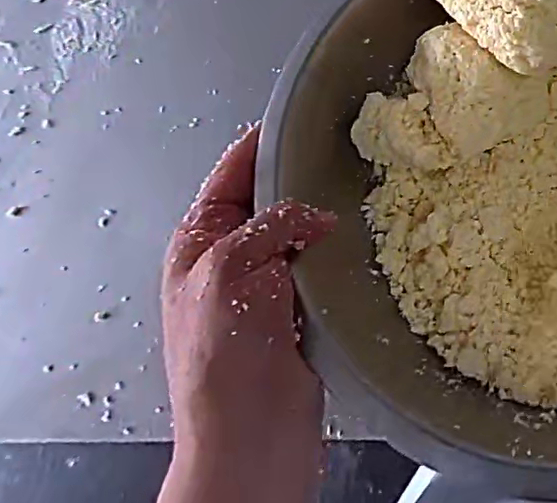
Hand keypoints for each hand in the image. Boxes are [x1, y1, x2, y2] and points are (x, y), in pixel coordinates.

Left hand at [160, 125, 336, 502]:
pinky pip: (317, 257)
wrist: (252, 441)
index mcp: (201, 239)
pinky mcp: (296, 302)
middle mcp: (231, 254)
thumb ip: (273, 225)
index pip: (233, 169)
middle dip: (300, 174)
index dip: (263, 140)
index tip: (296, 114)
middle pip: (270, 194)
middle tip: (338, 149)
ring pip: (297, 225)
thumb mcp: (231, 270)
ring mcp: (265, 279)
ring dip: (320, 211)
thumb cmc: (222, 362)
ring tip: (353, 184)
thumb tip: (316, 216)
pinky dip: (333, 244)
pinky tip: (355, 232)